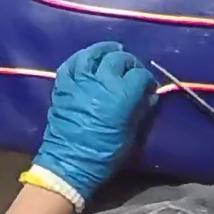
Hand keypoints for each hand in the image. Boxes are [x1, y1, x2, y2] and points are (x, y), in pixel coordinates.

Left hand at [30, 41, 158, 207]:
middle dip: (129, 63)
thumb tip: (150, 95)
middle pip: (119, 59)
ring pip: (93, 54)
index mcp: (122, 95)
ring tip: (112, 52)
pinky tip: (88, 58)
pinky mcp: (63, 84)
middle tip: (131, 70)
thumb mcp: (132, 135)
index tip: (148, 86)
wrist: (70, 162)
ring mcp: (80, 80)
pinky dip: (81, 57)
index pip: (140, 75)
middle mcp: (101, 81)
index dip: (147, 79)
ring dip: (105, 51)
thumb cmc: (105, 153)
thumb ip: (142, 111)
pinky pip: (72, 63)